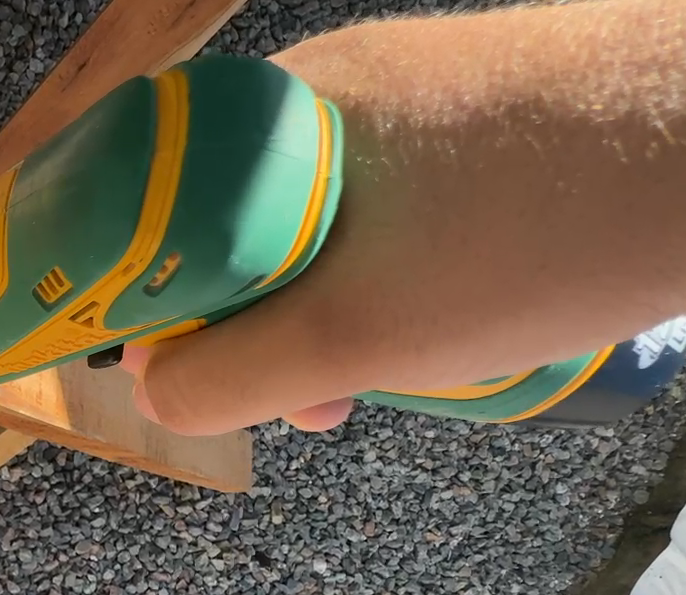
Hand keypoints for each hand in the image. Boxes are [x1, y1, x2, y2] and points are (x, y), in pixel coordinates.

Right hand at [127, 1, 685, 434]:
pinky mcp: (442, 133)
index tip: (170, 373)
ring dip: (294, 329)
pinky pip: (350, 229)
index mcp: (261, 119)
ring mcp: (382, 111)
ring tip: (348, 391)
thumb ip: (223, 379)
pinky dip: (352, 293)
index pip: (133, 221)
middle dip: (226, 335)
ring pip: (281, 242)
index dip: (134, 308)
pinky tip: (399, 340)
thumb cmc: (552, 229)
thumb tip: (151, 397)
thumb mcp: (356, 336)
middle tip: (275, 401)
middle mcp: (307, 102)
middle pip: (207, 238)